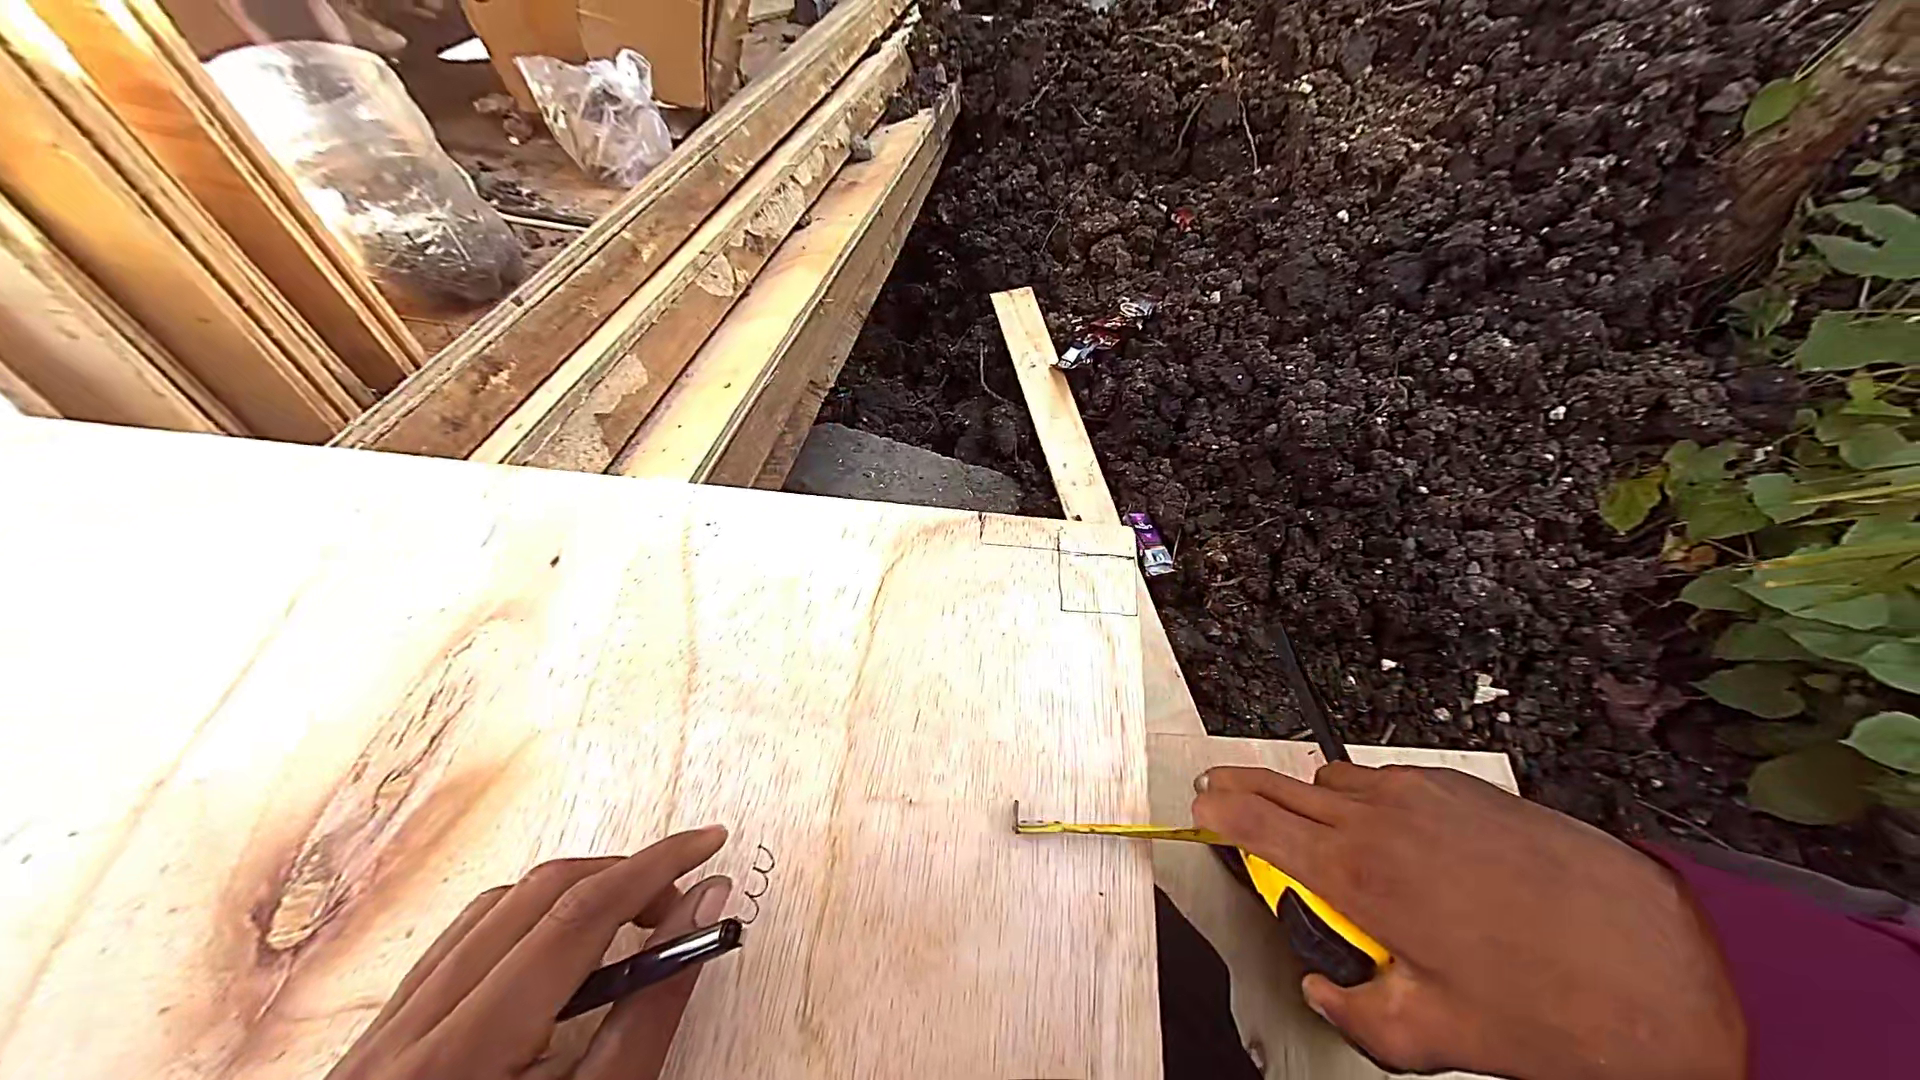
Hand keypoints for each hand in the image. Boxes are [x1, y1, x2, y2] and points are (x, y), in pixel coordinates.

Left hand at [327, 826, 731, 1079]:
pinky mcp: (376, 1041)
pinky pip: (462, 941)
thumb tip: (704, 903)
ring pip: (495, 908)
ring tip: (628, 922)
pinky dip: (530, 920)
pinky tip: (563, 951)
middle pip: (536, 895)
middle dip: (623, 876)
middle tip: (677, 899)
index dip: (655, 866)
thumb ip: (655, 1003)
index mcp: (458, 1061)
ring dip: (577, 893)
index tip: (708, 843)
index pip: (577, 915)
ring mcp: (377, 1038)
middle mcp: (400, 1038)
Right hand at [1192, 765, 1744, 1079]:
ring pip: (1329, 781)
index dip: (1215, 809)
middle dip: (1235, 784)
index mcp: (1357, 875)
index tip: (1199, 808)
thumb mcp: (1442, 1038)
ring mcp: (1416, 794)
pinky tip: (1401, 836)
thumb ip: (1356, 1017)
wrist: (1675, 964)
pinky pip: (1384, 780)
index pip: (1254, 822)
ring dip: (1311, 801)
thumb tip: (1323, 990)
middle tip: (1216, 787)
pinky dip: (1369, 798)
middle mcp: (1376, 820)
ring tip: (1328, 836)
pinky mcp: (1456, 785)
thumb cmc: (1559, 1007)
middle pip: (1276, 784)